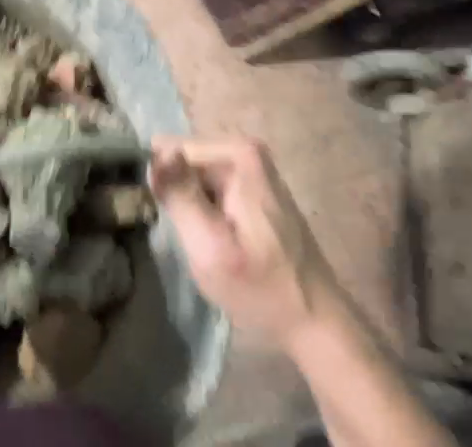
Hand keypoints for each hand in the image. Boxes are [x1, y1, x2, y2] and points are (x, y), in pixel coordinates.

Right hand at [151, 136, 340, 345]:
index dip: (161, 186)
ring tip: (201, 241)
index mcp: (237, 156)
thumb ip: (181, 195)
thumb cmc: (261, 289)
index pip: (167, 149)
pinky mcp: (254, 189)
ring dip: (188, 206)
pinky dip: (203, 212)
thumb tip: (156, 150)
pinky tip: (216, 240)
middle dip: (176, 195)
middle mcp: (247, 150)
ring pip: (192, 175)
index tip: (168, 221)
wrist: (315, 322)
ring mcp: (253, 169)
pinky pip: (209, 187)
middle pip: (181, 159)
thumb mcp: (210, 247)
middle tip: (189, 238)